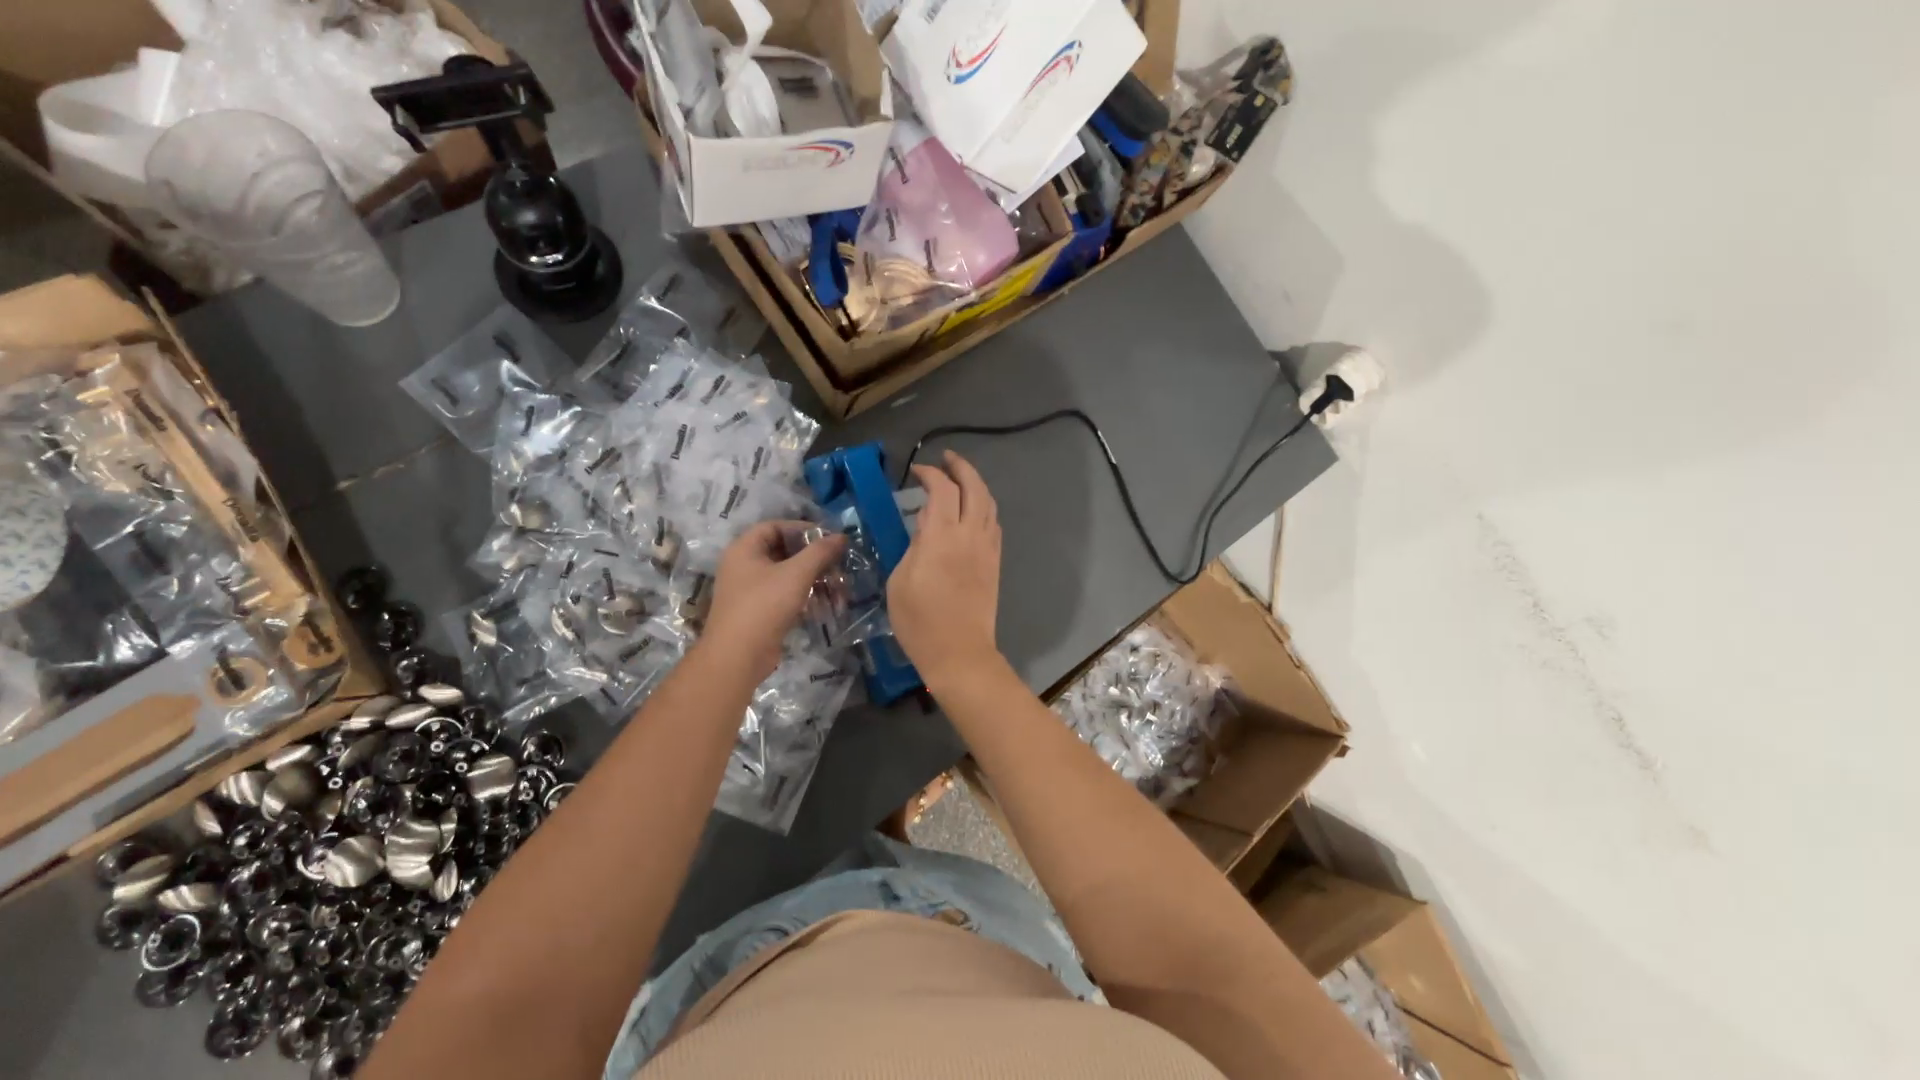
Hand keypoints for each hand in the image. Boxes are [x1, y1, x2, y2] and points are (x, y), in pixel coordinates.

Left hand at [704, 522, 846, 681]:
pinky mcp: (758, 612)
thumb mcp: (796, 574)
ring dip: (813, 579)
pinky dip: (804, 596)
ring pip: (786, 576)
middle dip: (813, 558)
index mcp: (744, 549)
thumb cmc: (764, 606)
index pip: (775, 527)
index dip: (802, 529)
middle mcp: (743, 566)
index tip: (828, 538)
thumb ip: (820, 552)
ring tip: (838, 588)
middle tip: (838, 564)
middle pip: (782, 552)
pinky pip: (784, 596)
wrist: (738, 657)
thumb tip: (841, 536)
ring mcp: (749, 591)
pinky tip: (825, 605)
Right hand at [889, 451, 1004, 688]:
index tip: (917, 470)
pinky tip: (972, 512)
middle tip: (947, 459)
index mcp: (942, 536)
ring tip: (961, 480)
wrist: (959, 652)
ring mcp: (987, 549)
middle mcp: (970, 535)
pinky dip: (983, 508)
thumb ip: (914, 545)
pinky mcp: (994, 563)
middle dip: (961, 467)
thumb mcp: (900, 580)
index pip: (942, 489)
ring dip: (976, 485)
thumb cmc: (919, 620)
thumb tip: (926, 523)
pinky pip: (993, 524)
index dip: (930, 473)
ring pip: (988, 504)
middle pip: (974, 487)